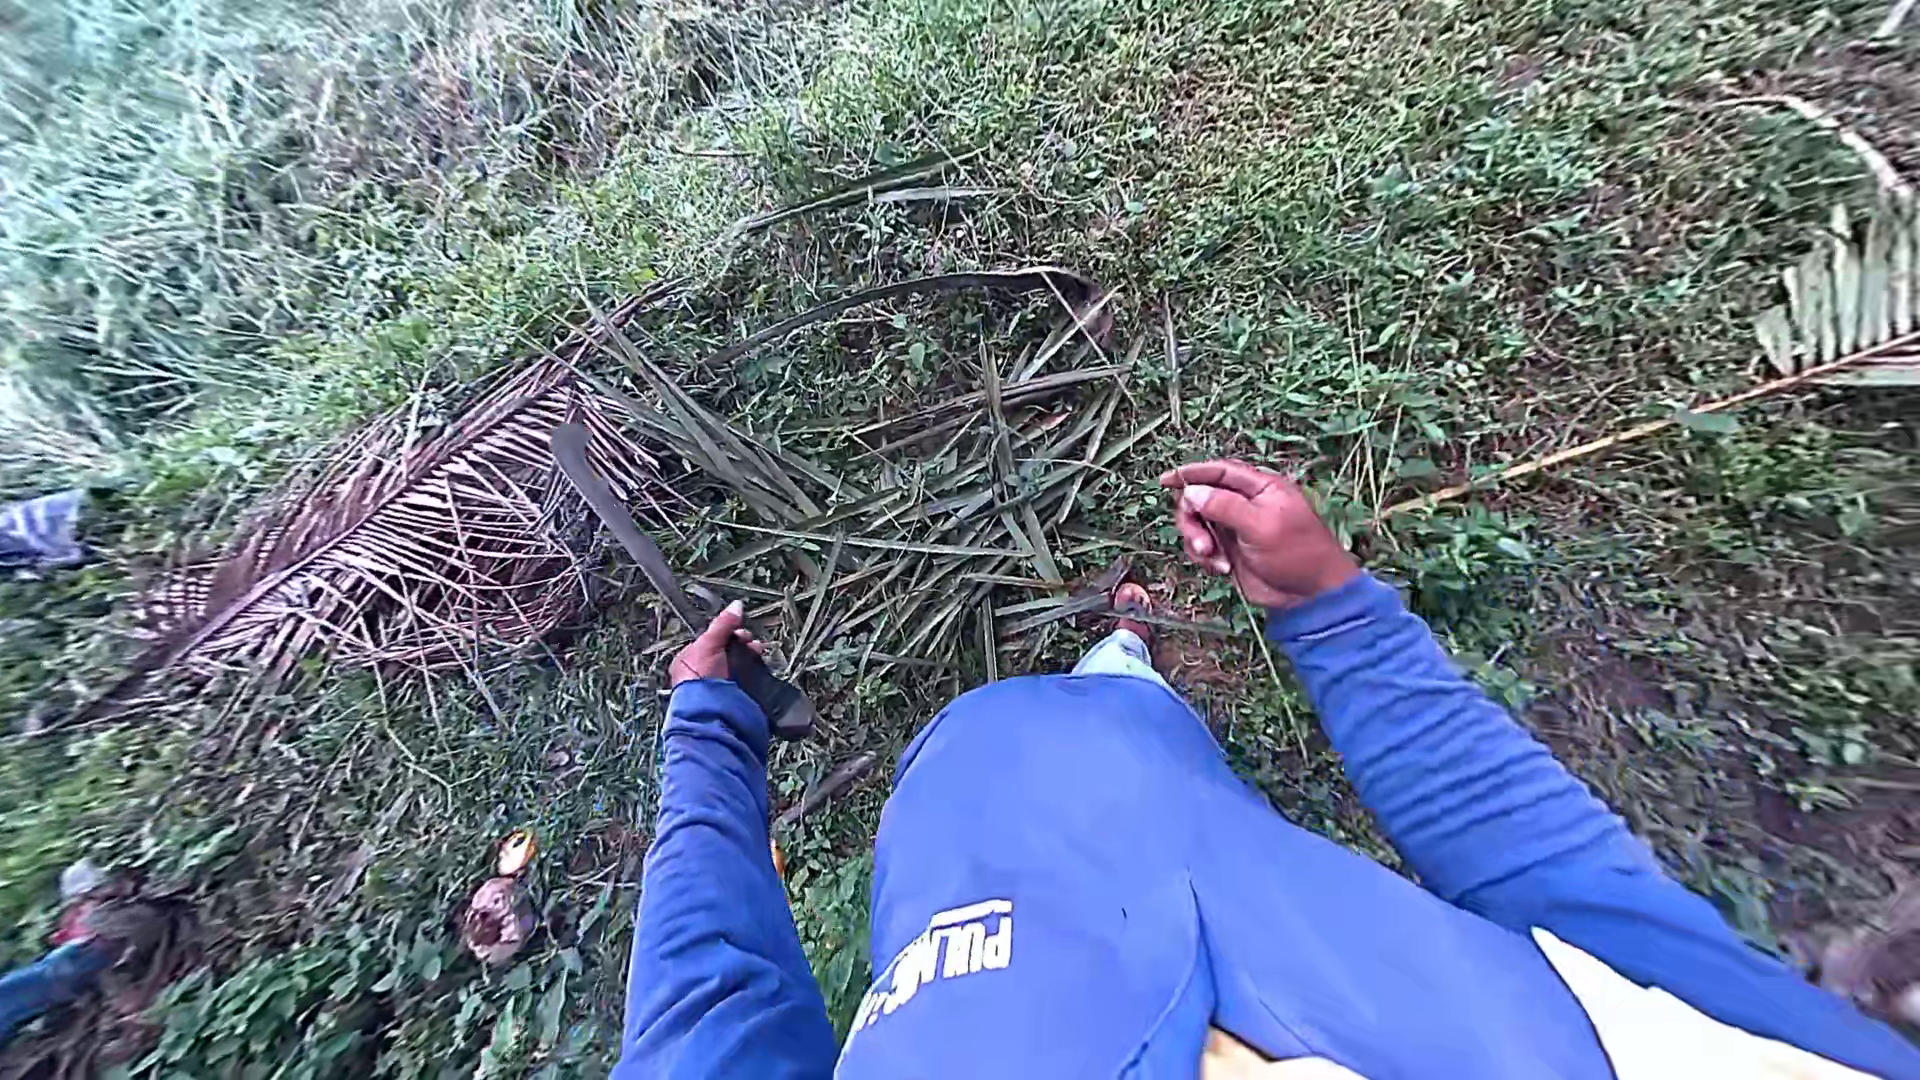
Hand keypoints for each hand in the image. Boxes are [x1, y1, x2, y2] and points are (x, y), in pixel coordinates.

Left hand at [669, 601, 765, 686]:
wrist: (713, 712)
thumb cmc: (700, 679)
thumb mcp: (709, 644)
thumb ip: (723, 624)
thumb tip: (737, 605)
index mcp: (690, 658)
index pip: (712, 637)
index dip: (727, 630)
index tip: (738, 627)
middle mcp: (705, 670)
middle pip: (729, 648)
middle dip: (742, 641)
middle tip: (749, 640)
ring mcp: (721, 682)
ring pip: (740, 659)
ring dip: (750, 652)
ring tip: (758, 650)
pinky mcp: (736, 691)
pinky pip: (749, 673)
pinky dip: (755, 666)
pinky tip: (760, 662)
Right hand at [1160, 460, 1360, 608]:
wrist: (1309, 597)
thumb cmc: (1297, 555)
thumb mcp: (1261, 526)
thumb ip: (1224, 506)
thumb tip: (1191, 492)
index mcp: (1260, 488)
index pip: (1220, 471)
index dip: (1192, 473)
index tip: (1166, 480)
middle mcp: (1244, 504)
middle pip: (1200, 497)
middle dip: (1192, 518)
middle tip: (1200, 540)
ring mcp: (1234, 527)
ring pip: (1196, 523)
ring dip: (1197, 540)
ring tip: (1212, 557)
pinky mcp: (1227, 549)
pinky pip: (1201, 545)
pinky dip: (1204, 557)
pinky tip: (1221, 568)